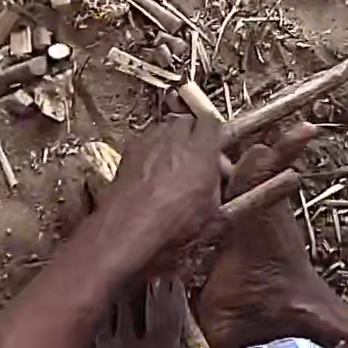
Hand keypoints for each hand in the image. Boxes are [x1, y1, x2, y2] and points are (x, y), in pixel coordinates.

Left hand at [95, 116, 224, 263]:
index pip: (212, 124)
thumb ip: (217, 186)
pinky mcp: (131, 147)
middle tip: (193, 157)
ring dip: (170, 140)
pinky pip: (146, 139)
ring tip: (170, 164)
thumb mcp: (210, 212)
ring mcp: (151, 139)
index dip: (213, 136)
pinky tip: (150, 170)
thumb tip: (218, 178)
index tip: (214, 152)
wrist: (130, 225)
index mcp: (202, 149)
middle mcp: (177, 137)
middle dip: (191, 135)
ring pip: (165, 128)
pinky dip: (150, 149)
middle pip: (187, 122)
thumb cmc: (172, 222)